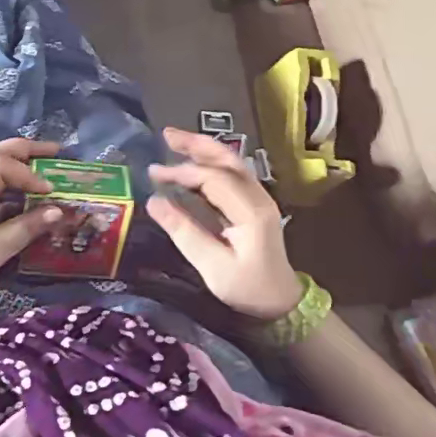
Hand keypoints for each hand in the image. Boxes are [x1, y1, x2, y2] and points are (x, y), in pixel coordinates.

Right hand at [147, 128, 303, 320]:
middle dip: (196, 145)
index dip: (183, 172)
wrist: (281, 302)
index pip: (214, 179)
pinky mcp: (255, 205)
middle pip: (227, 160)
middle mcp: (258, 198)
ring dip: (204, 150)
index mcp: (250, 212)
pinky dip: (211, 164)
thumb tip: (154, 201)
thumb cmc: (247, 288)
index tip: (154, 174)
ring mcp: (259, 199)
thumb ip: (183, 232)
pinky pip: (233, 175)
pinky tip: (194, 163)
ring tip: (175, 142)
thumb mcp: (212, 267)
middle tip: (166, 134)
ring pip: (232, 164)